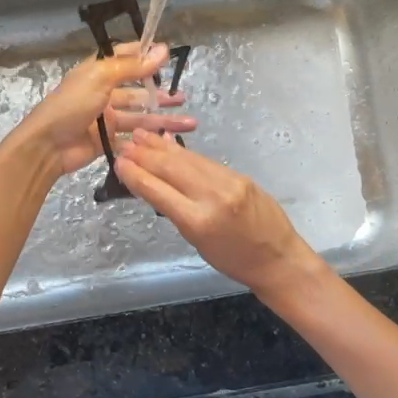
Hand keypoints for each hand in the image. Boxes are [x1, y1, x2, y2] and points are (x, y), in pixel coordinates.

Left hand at [8, 43, 196, 176]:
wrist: (47, 146)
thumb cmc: (70, 105)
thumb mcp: (101, 78)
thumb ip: (132, 66)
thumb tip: (162, 49)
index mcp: (98, 72)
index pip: (126, 58)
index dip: (146, 57)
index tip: (170, 57)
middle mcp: (103, 93)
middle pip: (137, 92)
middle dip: (160, 95)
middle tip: (183, 98)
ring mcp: (105, 119)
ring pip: (139, 118)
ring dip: (162, 120)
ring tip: (188, 123)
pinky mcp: (106, 141)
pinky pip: (131, 139)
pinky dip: (148, 140)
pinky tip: (168, 140)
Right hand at [115, 129, 322, 296]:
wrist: (278, 258)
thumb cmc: (233, 260)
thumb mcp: (197, 242)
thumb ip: (176, 211)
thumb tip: (154, 186)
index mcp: (197, 222)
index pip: (158, 191)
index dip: (135, 175)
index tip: (119, 163)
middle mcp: (212, 197)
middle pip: (171, 169)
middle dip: (145, 155)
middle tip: (125, 144)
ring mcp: (229, 183)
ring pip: (187, 160)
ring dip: (161, 147)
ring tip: (142, 136)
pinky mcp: (239, 176)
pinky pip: (205, 161)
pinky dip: (184, 154)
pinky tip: (170, 146)